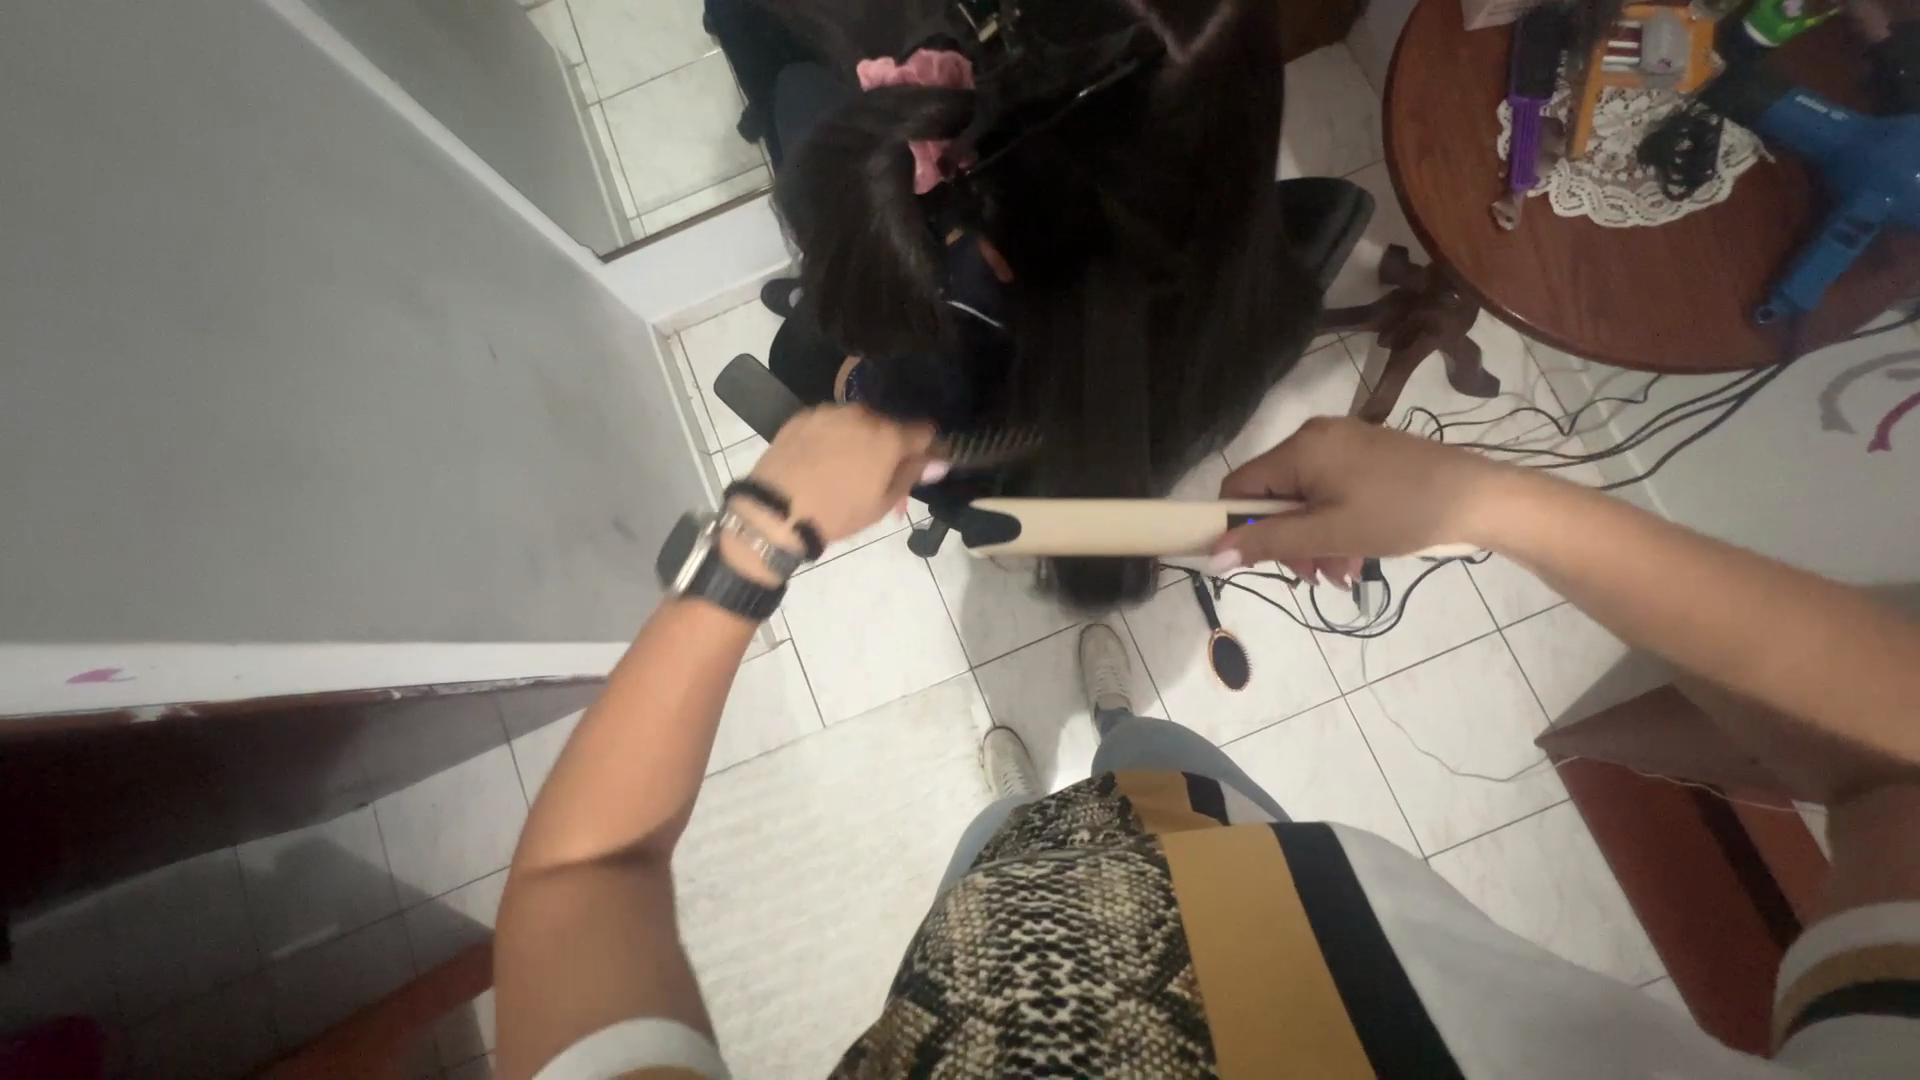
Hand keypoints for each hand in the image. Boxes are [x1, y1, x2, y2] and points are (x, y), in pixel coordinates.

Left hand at [744, 405, 941, 546]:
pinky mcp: (803, 416)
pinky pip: (830, 424)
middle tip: (880, 479)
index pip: (924, 432)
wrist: (776, 510)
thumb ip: (911, 476)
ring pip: (857, 423)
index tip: (922, 466)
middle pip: (888, 427)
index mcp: (888, 437)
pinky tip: (822, 462)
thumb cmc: (837, 512)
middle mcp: (862, 415)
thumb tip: (938, 462)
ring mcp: (830, 412)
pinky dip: (833, 438)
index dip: (927, 449)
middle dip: (890, 448)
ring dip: (860, 441)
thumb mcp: (881, 503)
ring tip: (847, 471)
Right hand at [1213, 417, 1508, 582]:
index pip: (1238, 487)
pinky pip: (1327, 492)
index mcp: (1300, 448)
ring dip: (1311, 540)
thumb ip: (1268, 543)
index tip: (1256, 561)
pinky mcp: (1364, 455)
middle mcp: (1314, 437)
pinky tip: (1354, 553)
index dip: (1236, 525)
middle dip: (1285, 540)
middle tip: (1311, 574)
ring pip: (1300, 499)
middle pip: (1271, 496)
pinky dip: (1332, 524)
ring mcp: (1341, 443)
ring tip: (1341, 571)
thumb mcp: (1330, 535)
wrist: (1484, 499)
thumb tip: (1214, 556)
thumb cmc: (1402, 514)